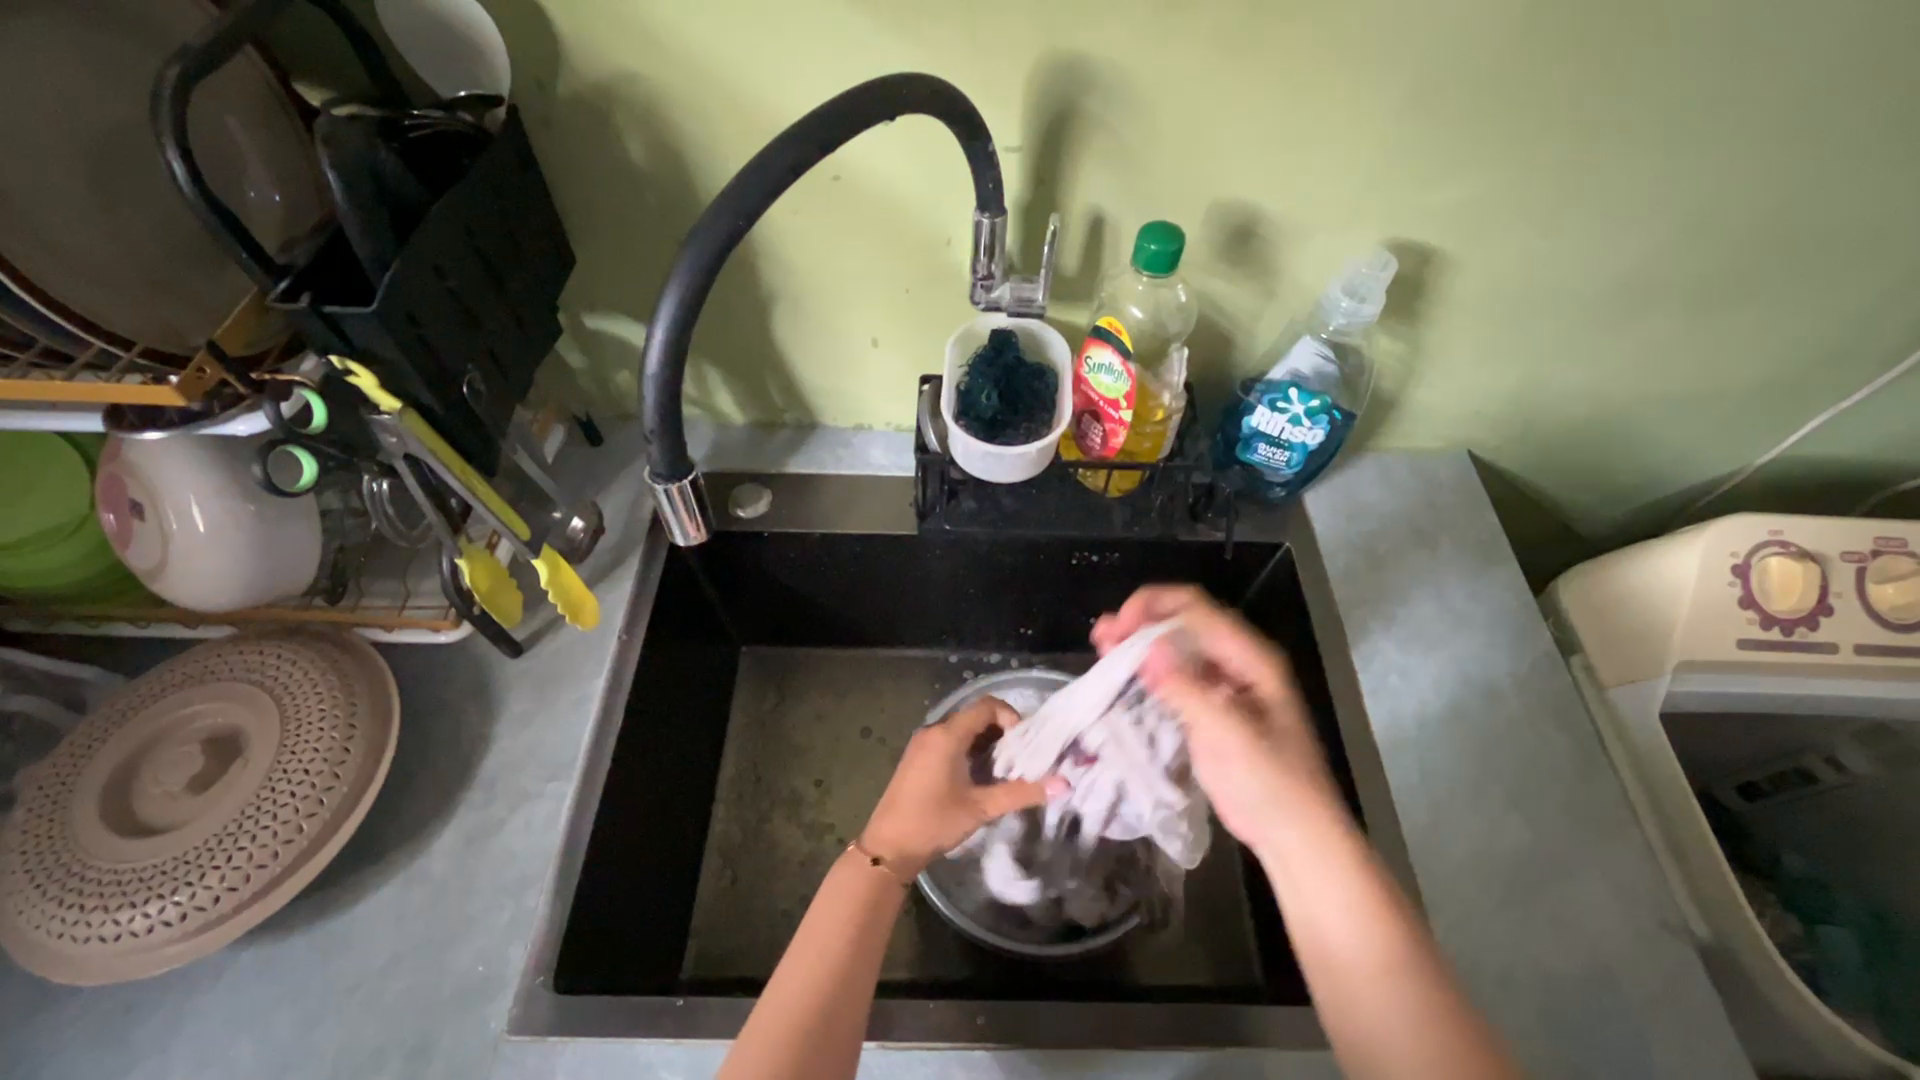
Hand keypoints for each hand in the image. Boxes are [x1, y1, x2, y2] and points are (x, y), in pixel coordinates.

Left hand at [860, 697, 1065, 875]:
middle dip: (1001, 732)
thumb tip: (1064, 785)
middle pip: (974, 716)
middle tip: (1021, 758)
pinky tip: (979, 777)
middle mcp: (933, 731)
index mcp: (947, 735)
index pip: (986, 706)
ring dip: (985, 743)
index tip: (1025, 743)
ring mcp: (922, 744)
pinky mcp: (917, 758)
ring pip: (961, 730)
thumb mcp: (981, 808)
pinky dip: (968, 751)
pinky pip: (948, 742)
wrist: (889, 847)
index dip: (1011, 717)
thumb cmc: (934, 822)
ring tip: (1004, 770)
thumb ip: (1022, 793)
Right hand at [1092, 585, 1342, 854]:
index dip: (1153, 608)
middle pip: (1185, 621)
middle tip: (1102, 635)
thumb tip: (1146, 648)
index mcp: (1252, 658)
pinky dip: (1147, 669)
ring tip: (1102, 646)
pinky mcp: (1208, 708)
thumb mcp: (1231, 737)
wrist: (1295, 836)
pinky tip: (1122, 674)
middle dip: (1141, 620)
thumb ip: (1188, 690)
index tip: (1117, 628)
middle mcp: (1237, 662)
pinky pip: (1175, 675)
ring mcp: (1222, 685)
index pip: (1197, 610)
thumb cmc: (1273, 786)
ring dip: (1140, 642)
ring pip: (1176, 647)